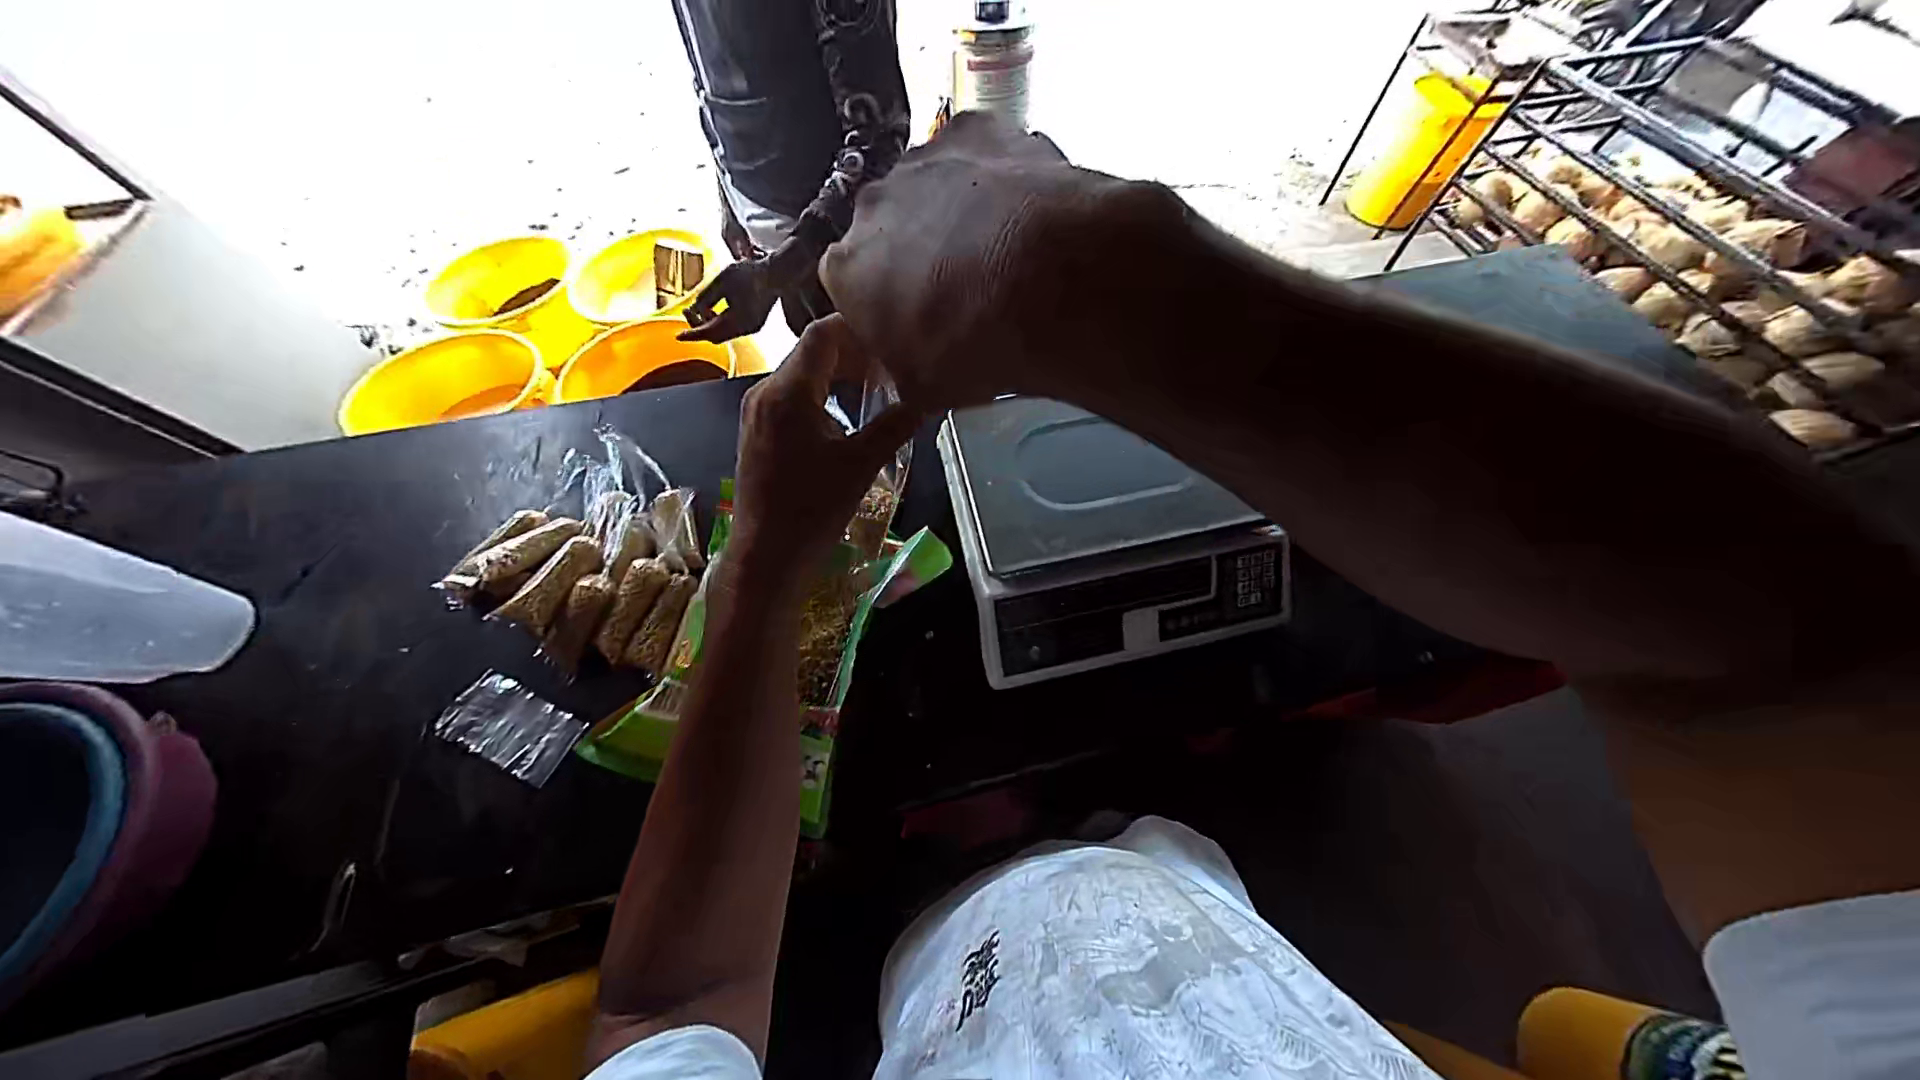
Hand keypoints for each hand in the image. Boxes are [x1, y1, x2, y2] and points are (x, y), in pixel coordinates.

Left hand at [680, 259, 778, 343]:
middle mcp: (745, 329)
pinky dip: (720, 323)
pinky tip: (715, 310)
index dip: (693, 334)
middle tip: (687, 312)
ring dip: (710, 324)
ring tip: (700, 308)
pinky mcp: (754, 324)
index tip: (679, 336)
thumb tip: (694, 310)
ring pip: (724, 334)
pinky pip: (732, 330)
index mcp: (737, 320)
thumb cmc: (750, 273)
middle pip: (716, 336)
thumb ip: (705, 298)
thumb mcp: (721, 281)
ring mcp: (751, 328)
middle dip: (700, 327)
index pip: (710, 332)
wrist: (775, 274)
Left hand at [729, 314, 920, 577]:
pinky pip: (792, 397)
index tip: (892, 339)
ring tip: (875, 390)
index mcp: (788, 394)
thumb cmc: (812, 511)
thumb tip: (926, 399)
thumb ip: (894, 426)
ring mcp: (757, 412)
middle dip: (854, 354)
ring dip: (839, 375)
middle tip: (891, 367)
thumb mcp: (861, 465)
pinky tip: (847, 417)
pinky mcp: (758, 431)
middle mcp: (765, 392)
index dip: (858, 329)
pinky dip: (822, 395)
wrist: (766, 555)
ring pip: (801, 374)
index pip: (822, 335)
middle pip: (811, 352)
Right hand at [820, 111, 1183, 407]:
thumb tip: (910, 373)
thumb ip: (901, 370)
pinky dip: (997, 178)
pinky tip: (1026, 212)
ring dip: (957, 216)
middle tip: (964, 291)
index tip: (913, 323)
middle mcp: (872, 207)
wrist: (1046, 286)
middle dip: (917, 256)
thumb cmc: (975, 343)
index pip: (851, 286)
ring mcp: (924, 162)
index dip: (884, 305)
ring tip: (1004, 255)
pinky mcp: (976, 130)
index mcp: (846, 271)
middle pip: (890, 231)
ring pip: (933, 189)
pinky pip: (978, 155)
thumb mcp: (924, 390)